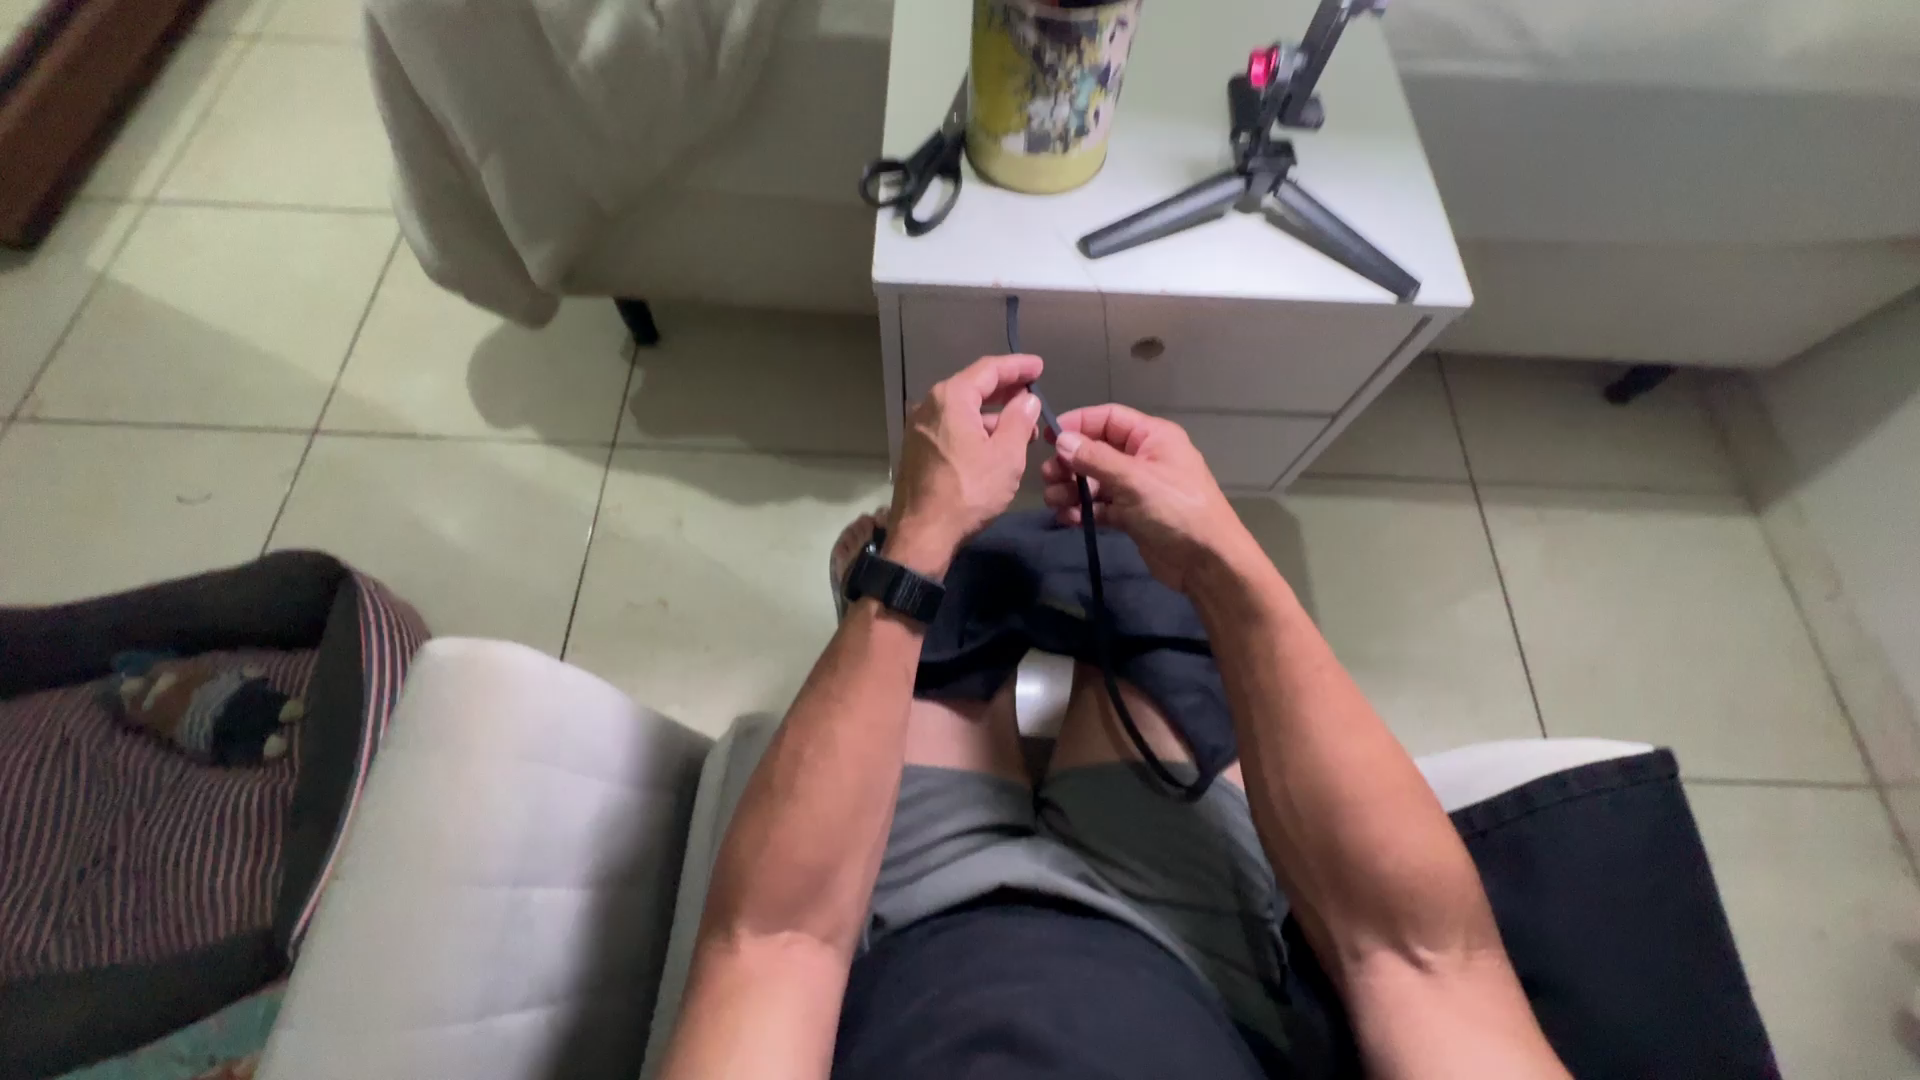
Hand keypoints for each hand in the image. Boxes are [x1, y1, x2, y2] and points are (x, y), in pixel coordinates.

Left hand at [889, 353, 1044, 576]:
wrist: (922, 534)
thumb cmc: (969, 492)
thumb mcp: (1006, 456)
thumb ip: (1019, 420)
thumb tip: (1027, 400)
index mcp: (951, 398)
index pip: (989, 370)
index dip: (1017, 366)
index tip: (1039, 367)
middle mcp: (929, 405)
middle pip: (972, 387)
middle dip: (1005, 391)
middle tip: (1032, 396)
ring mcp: (919, 428)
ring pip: (961, 410)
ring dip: (991, 415)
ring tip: (1020, 429)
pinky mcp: (917, 449)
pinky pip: (951, 427)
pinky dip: (974, 429)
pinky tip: (993, 445)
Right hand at [1041, 404, 1261, 593]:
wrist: (1206, 562)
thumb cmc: (1175, 509)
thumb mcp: (1134, 479)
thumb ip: (1096, 458)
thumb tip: (1062, 440)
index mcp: (1152, 437)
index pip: (1108, 418)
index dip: (1078, 423)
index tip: (1048, 437)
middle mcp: (1143, 458)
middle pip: (1097, 450)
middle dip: (1070, 463)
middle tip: (1048, 477)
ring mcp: (1137, 488)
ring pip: (1095, 481)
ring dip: (1072, 489)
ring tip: (1054, 501)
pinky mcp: (1132, 515)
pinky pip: (1101, 506)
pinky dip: (1084, 510)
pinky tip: (1069, 518)